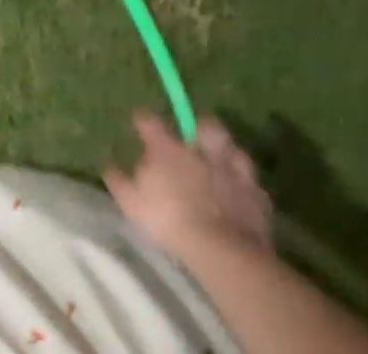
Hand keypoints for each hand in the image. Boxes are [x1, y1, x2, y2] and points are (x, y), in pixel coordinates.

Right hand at [104, 110, 274, 257]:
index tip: (139, 120)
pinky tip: (239, 192)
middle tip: (194, 136)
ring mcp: (235, 174)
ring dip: (228, 153)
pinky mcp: (259, 197)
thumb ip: (118, 178)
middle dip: (201, 126)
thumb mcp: (130, 200)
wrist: (222, 249)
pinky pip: (253, 183)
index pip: (151, 122)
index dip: (143, 118)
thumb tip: (108, 162)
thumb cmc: (168, 218)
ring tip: (222, 161)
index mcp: (167, 151)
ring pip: (236, 151)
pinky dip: (245, 184)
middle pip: (207, 126)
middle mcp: (202, 155)